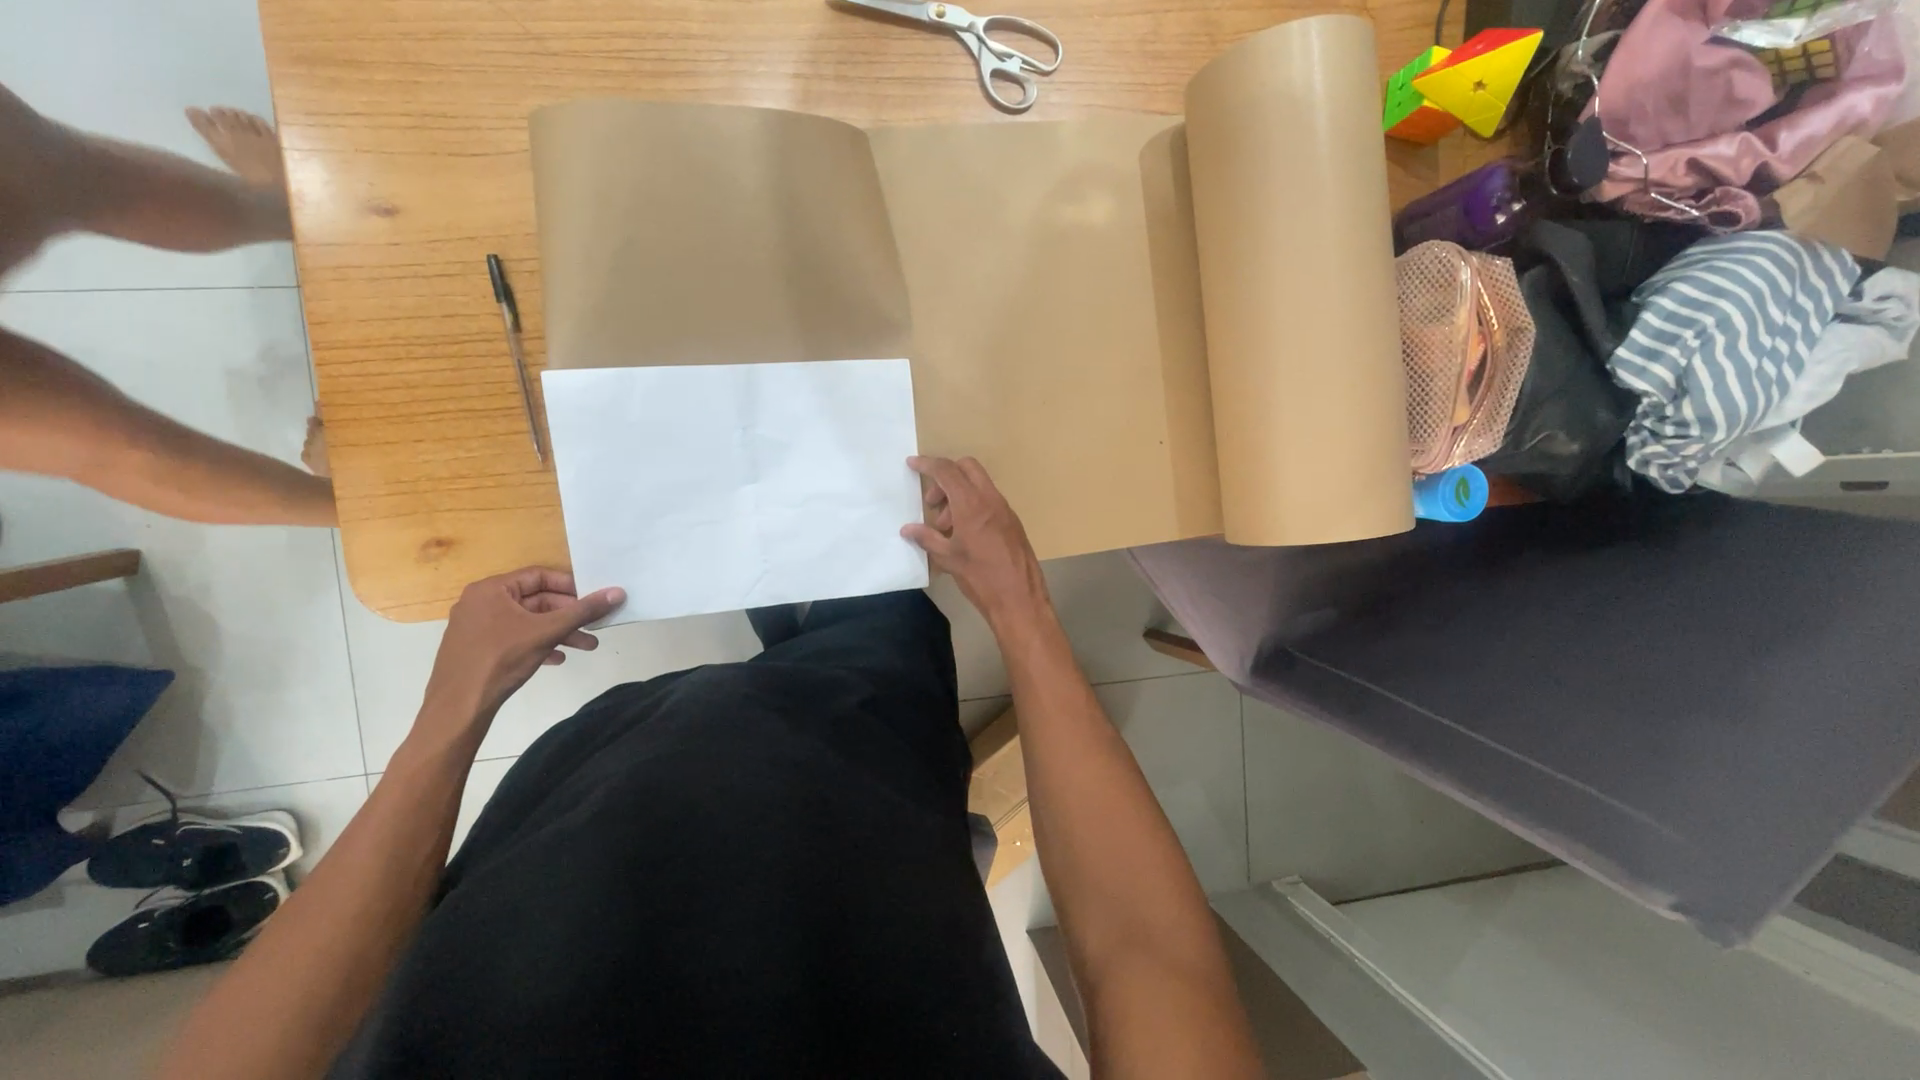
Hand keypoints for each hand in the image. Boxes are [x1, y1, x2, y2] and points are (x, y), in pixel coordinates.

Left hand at [421, 568, 624, 725]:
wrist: (458, 705)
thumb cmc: (501, 659)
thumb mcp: (547, 632)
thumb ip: (583, 611)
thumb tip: (618, 592)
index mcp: (491, 589)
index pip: (539, 576)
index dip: (570, 586)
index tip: (593, 598)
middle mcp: (481, 602)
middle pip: (535, 601)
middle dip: (568, 616)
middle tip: (595, 626)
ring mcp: (477, 626)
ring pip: (527, 622)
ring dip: (558, 632)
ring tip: (586, 647)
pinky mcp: (477, 648)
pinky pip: (514, 638)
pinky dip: (538, 644)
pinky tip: (557, 659)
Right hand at [902, 455, 1049, 627]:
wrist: (1019, 598)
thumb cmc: (980, 577)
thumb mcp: (948, 558)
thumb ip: (926, 538)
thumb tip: (908, 529)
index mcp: (972, 504)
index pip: (947, 471)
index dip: (927, 464)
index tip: (912, 464)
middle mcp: (990, 500)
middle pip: (967, 468)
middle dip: (945, 477)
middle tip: (932, 504)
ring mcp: (1004, 509)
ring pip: (978, 485)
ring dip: (958, 495)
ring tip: (945, 528)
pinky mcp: (1012, 522)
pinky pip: (988, 501)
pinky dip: (972, 506)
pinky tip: (962, 535)